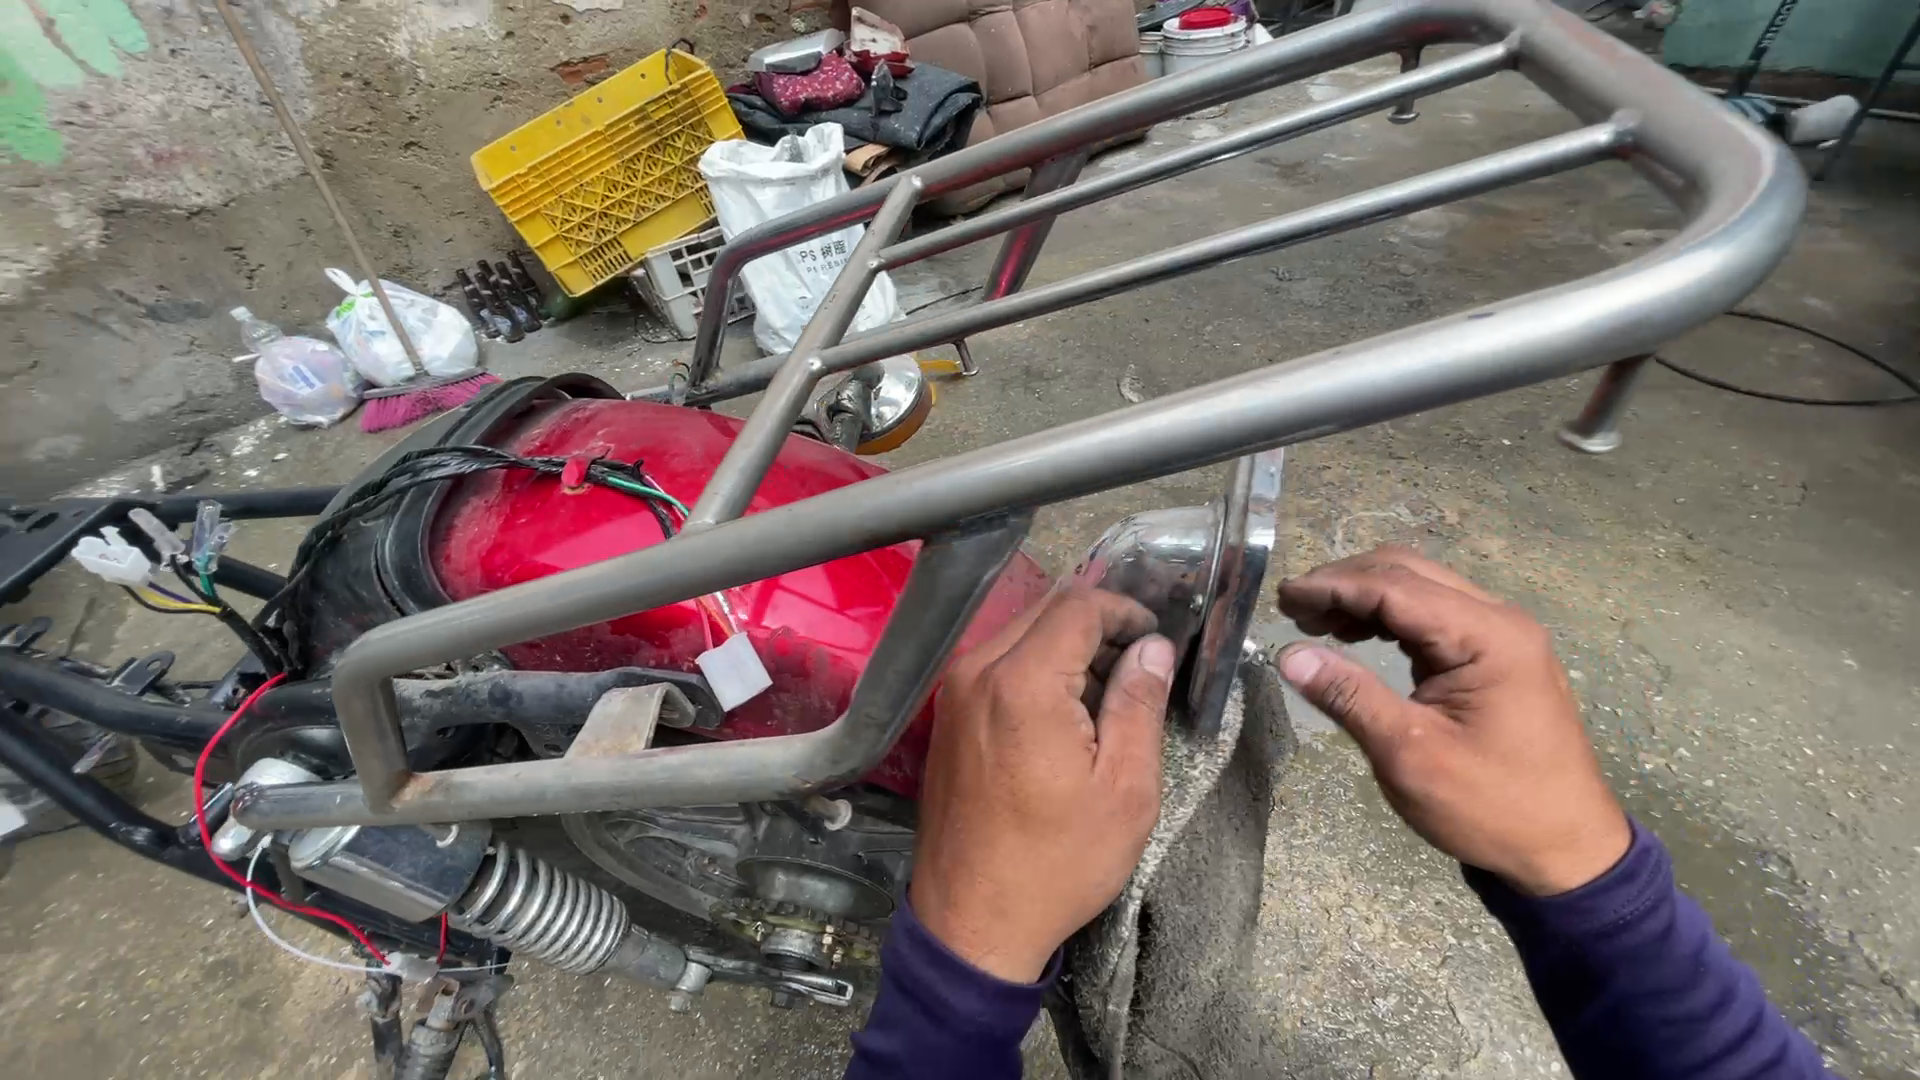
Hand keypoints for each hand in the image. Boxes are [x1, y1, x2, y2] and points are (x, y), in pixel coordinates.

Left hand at [911, 587, 1175, 981]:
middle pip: (1046, 612)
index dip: (1124, 610)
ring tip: (1105, 693)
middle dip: (1097, 626)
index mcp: (1022, 682)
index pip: (1078, 607)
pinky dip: (1036, 667)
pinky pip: (997, 663)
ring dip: (1066, 647)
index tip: (1155, 635)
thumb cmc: (1057, 861)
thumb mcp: (1124, 788)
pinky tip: (1062, 710)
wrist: (972, 919)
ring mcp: (954, 690)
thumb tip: (1153, 648)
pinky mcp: (947, 712)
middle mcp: (977, 669)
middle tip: (1137, 665)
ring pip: (1021, 634)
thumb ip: (1139, 703)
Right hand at [1275, 547, 1628, 895]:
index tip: (1282, 598)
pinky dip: (1382, 615)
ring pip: (1415, 586)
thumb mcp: (1409, 754)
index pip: (1394, 587)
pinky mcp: (1490, 652)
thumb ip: (1349, 696)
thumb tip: (1288, 655)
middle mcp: (1498, 621)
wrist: (1565, 851)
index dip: (1332, 586)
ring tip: (1313, 623)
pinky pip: (1427, 612)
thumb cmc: (1490, 806)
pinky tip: (1352, 635)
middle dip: (1342, 584)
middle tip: (1292, 611)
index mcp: (1488, 638)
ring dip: (1360, 596)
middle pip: (1405, 572)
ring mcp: (1498, 634)